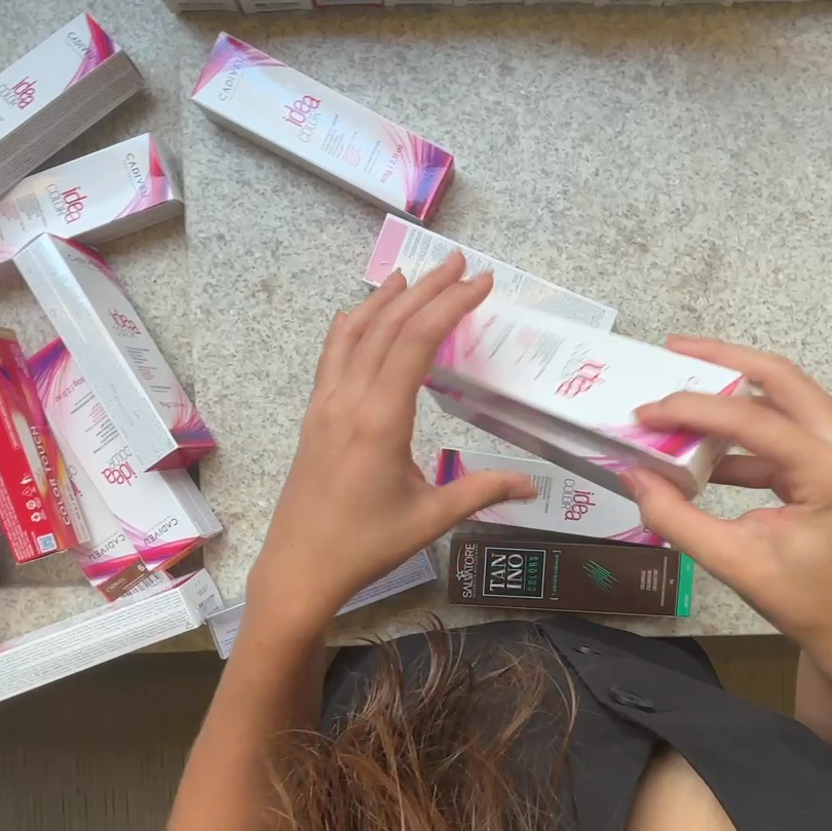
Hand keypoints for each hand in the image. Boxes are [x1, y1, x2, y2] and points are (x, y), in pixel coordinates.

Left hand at [247, 252, 537, 626]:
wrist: (299, 568)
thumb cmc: (365, 546)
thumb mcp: (431, 519)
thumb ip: (482, 492)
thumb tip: (533, 484)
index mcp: (380, 419)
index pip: (418, 343)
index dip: (450, 305)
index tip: (479, 282)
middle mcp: (348, 400)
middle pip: (387, 327)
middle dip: (426, 290)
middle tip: (457, 262)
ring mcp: (325, 405)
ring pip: (353, 334)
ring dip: (383, 300)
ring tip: (411, 275)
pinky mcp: (313, 416)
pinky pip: (331, 356)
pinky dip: (351, 327)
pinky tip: (360, 318)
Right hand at [620, 337, 831, 659]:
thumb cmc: (802, 602)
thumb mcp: (731, 562)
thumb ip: (674, 517)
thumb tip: (632, 475)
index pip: (753, 420)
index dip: (692, 410)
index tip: (645, 411)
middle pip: (782, 379)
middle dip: (723, 360)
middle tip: (673, 348)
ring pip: (786, 395)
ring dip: (734, 389)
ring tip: (682, 382)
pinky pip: (786, 427)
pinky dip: (743, 430)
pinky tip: (701, 445)